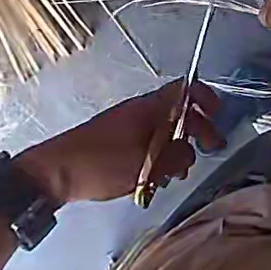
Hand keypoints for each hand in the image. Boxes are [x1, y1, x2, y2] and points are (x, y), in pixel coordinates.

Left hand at [14, 80, 223, 202]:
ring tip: (178, 174)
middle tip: (211, 150)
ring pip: (165, 132)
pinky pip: (149, 145)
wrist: (52, 174)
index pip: (185, 89)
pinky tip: (157, 180)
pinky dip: (159, 159)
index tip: (217, 114)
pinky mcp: (118, 144)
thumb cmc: (101, 162)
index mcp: (150, 108)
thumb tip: (189, 153)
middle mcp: (141, 112)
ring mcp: (128, 127)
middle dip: (198, 131)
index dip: (205, 97)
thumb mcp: (147, 163)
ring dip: (178, 151)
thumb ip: (175, 156)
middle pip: (180, 113)